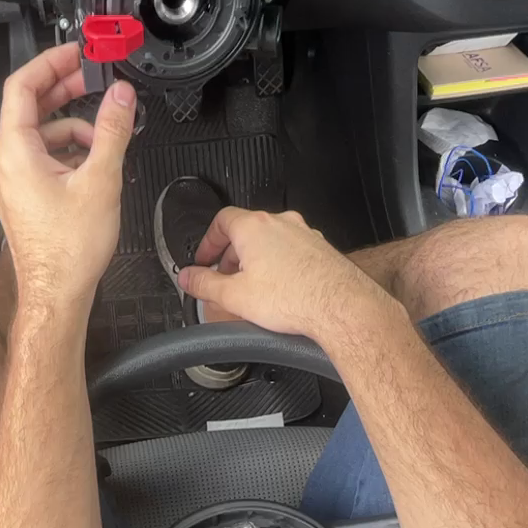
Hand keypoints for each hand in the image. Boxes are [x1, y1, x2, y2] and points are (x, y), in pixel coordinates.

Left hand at [0, 43, 136, 313]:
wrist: (57, 295)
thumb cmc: (68, 252)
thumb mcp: (100, 181)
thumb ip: (111, 131)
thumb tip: (120, 95)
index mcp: (14, 153)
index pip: (22, 86)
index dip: (49, 62)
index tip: (75, 53)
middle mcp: (5, 166)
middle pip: (30, 109)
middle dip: (63, 90)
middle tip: (92, 78)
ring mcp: (11, 184)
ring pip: (39, 138)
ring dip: (70, 127)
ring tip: (103, 133)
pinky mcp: (22, 201)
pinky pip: (41, 162)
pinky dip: (65, 153)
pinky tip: (91, 162)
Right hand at [177, 207, 397, 338]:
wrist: (340, 306)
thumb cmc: (293, 297)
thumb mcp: (234, 296)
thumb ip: (204, 284)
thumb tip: (187, 277)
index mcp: (254, 226)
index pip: (221, 220)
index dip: (208, 242)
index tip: (203, 260)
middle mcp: (280, 223)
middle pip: (246, 231)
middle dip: (231, 255)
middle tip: (224, 279)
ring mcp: (304, 234)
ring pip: (270, 242)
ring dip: (256, 261)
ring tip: (251, 288)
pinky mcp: (320, 250)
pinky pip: (291, 252)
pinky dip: (279, 266)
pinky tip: (279, 291)